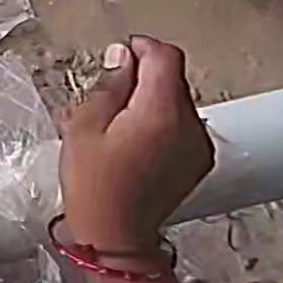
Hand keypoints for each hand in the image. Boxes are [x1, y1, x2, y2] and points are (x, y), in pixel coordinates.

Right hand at [56, 37, 213, 256]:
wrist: (114, 234)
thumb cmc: (91, 181)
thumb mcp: (83, 126)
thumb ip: (109, 87)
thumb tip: (123, 58)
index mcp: (161, 112)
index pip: (165, 58)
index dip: (142, 48)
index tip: (118, 53)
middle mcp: (191, 124)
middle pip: (172, 80)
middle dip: (141, 78)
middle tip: (104, 96)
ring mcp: (199, 145)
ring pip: (176, 103)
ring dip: (148, 101)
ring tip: (114, 125)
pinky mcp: (198, 161)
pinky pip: (181, 126)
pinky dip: (158, 123)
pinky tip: (130, 143)